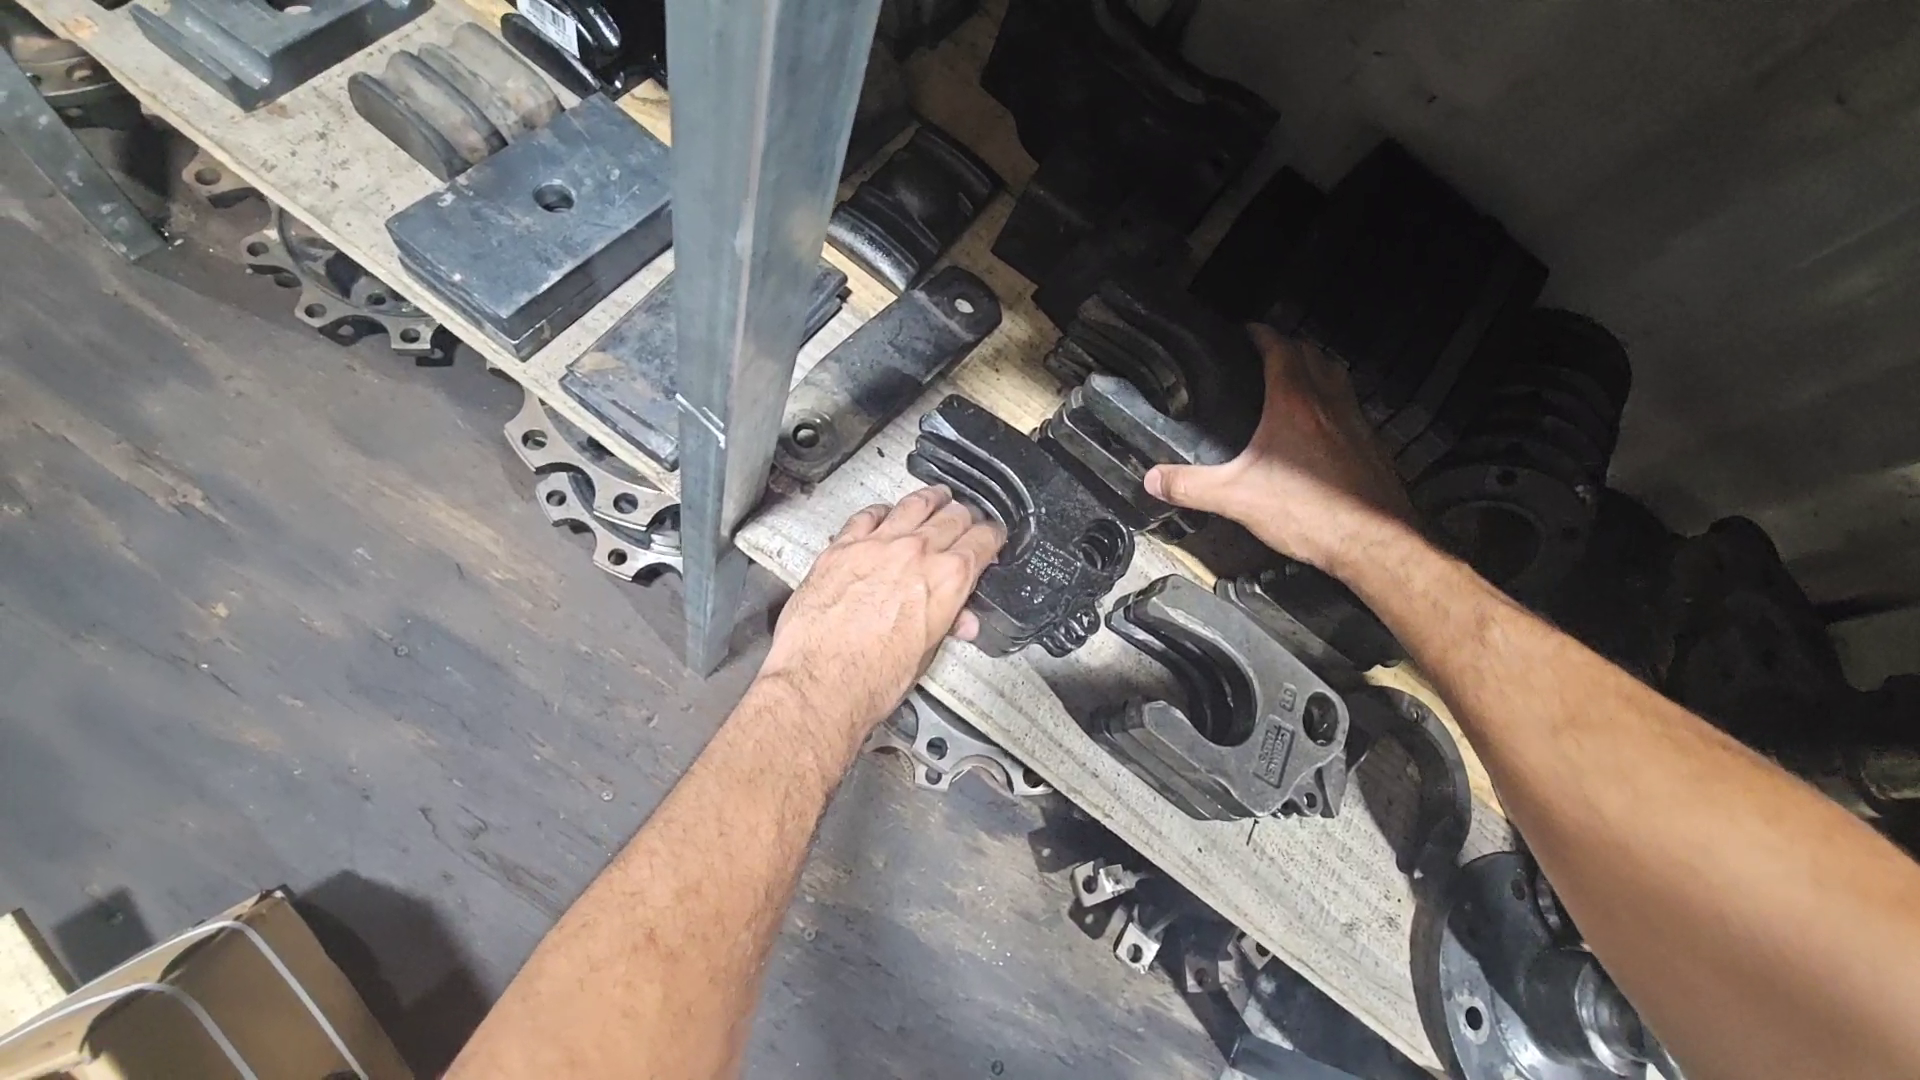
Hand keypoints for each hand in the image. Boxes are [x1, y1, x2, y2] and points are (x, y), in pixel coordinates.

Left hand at [758, 486, 1004, 736]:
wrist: (819, 682)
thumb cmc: (870, 679)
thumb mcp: (927, 654)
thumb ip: (947, 624)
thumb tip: (960, 620)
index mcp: (947, 579)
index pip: (982, 540)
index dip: (991, 536)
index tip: (991, 537)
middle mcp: (916, 553)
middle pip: (951, 516)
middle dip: (964, 516)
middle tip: (966, 519)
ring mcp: (877, 545)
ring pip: (912, 505)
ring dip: (930, 500)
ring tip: (935, 497)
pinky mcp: (841, 547)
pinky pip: (867, 515)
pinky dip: (881, 511)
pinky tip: (883, 513)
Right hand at [1145, 325, 1416, 574]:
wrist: (1373, 541)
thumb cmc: (1307, 511)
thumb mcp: (1235, 499)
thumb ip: (1190, 486)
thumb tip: (1151, 480)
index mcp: (1294, 401)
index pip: (1278, 347)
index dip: (1258, 334)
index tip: (1241, 334)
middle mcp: (1328, 401)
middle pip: (1310, 354)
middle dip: (1285, 348)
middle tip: (1259, 358)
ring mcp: (1354, 420)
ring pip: (1333, 377)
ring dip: (1312, 370)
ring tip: (1287, 384)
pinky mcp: (1369, 444)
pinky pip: (1347, 407)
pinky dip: (1329, 402)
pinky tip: (1314, 428)